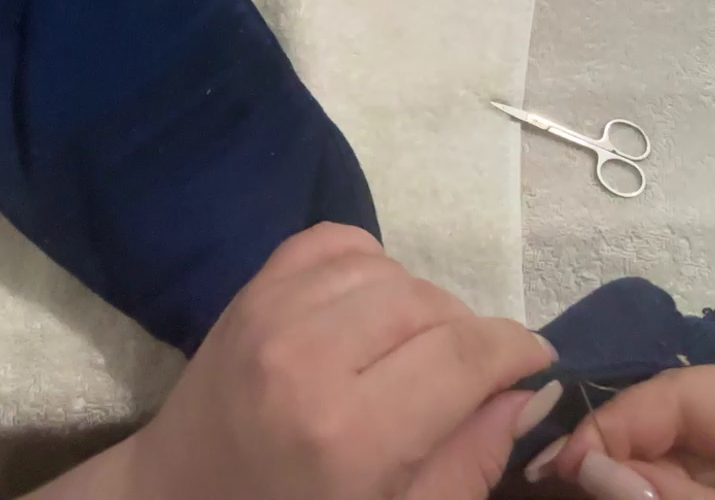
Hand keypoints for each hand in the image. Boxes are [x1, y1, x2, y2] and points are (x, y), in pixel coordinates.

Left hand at [28, 223, 558, 499]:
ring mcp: (272, 309)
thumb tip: (525, 388)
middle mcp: (309, 355)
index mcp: (348, 435)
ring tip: (413, 343)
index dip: (514, 347)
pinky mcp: (252, 284)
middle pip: (428, 302)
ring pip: (388, 269)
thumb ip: (470, 459)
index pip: (462, 354)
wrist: (179, 499)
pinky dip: (369, 262)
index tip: (535, 354)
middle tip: (469, 366)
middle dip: (466, 330)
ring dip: (418, 301)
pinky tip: (369, 302)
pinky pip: (336, 240)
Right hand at [525, 366, 714, 499]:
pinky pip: (674, 492)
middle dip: (609, 458)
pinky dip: (641, 498)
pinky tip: (599, 496)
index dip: (617, 423)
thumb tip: (590, 466)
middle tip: (544, 483)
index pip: (686, 395)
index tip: (555, 465)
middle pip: (664, 431)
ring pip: (660, 466)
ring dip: (617, 484)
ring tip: (559, 492)